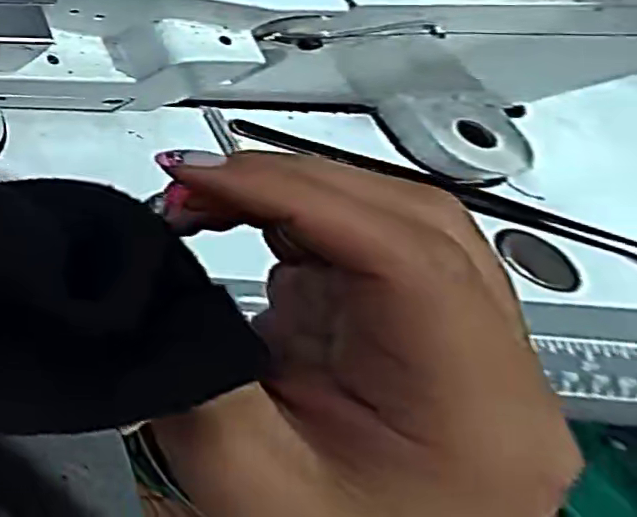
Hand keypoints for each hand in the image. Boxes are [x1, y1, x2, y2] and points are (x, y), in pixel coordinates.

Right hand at [147, 149, 580, 516]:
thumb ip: (197, 355)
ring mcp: (443, 342)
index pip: (406, 255)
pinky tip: (224, 212)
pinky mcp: (391, 325)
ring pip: (383, 215)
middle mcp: (482, 368)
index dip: (291, 193)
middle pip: (410, 220)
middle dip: (283, 178)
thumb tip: (154, 261)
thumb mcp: (235, 461)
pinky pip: (345, 234)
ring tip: (196, 194)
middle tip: (188, 180)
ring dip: (279, 186)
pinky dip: (275, 206)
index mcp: (473, 412)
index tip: (196, 176)